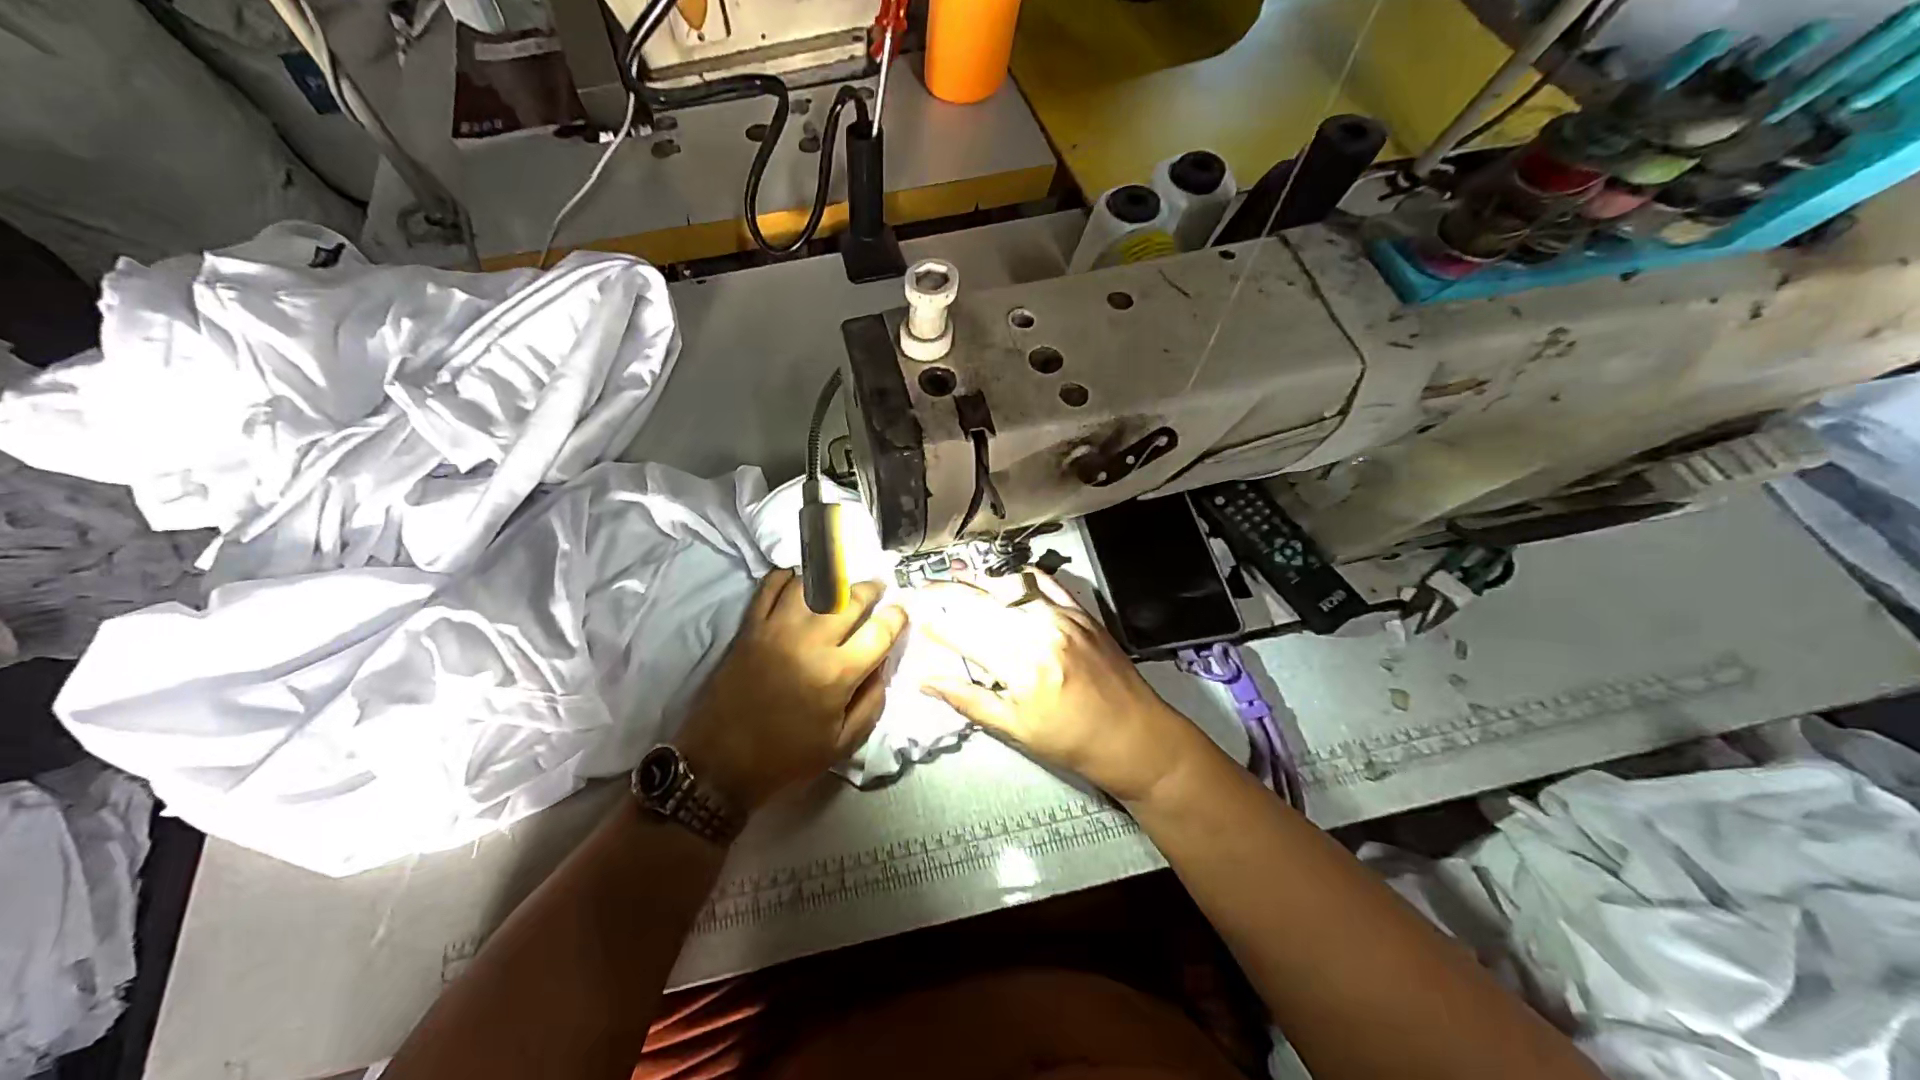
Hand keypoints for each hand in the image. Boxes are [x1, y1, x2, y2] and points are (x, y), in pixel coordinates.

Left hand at [676, 568, 906, 813]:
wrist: (720, 763)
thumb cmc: (786, 757)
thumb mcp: (843, 743)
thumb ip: (872, 702)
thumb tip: (882, 665)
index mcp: (837, 673)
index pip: (880, 630)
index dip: (897, 617)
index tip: (901, 614)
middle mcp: (810, 641)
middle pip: (850, 598)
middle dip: (871, 590)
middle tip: (878, 589)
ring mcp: (776, 628)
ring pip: (812, 584)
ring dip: (833, 580)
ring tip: (841, 585)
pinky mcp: (749, 627)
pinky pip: (770, 586)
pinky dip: (788, 577)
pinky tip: (799, 582)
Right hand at [912, 574, 1210, 802]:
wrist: (1135, 736)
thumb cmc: (1072, 740)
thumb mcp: (1015, 728)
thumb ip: (969, 700)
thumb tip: (927, 682)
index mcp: (1020, 665)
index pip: (965, 634)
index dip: (936, 624)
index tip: (917, 617)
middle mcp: (1040, 632)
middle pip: (983, 602)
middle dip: (949, 592)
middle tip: (926, 587)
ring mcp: (1064, 617)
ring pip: (1011, 586)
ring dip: (980, 579)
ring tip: (956, 573)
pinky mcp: (1082, 613)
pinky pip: (1047, 583)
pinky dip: (1022, 576)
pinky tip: (1006, 574)